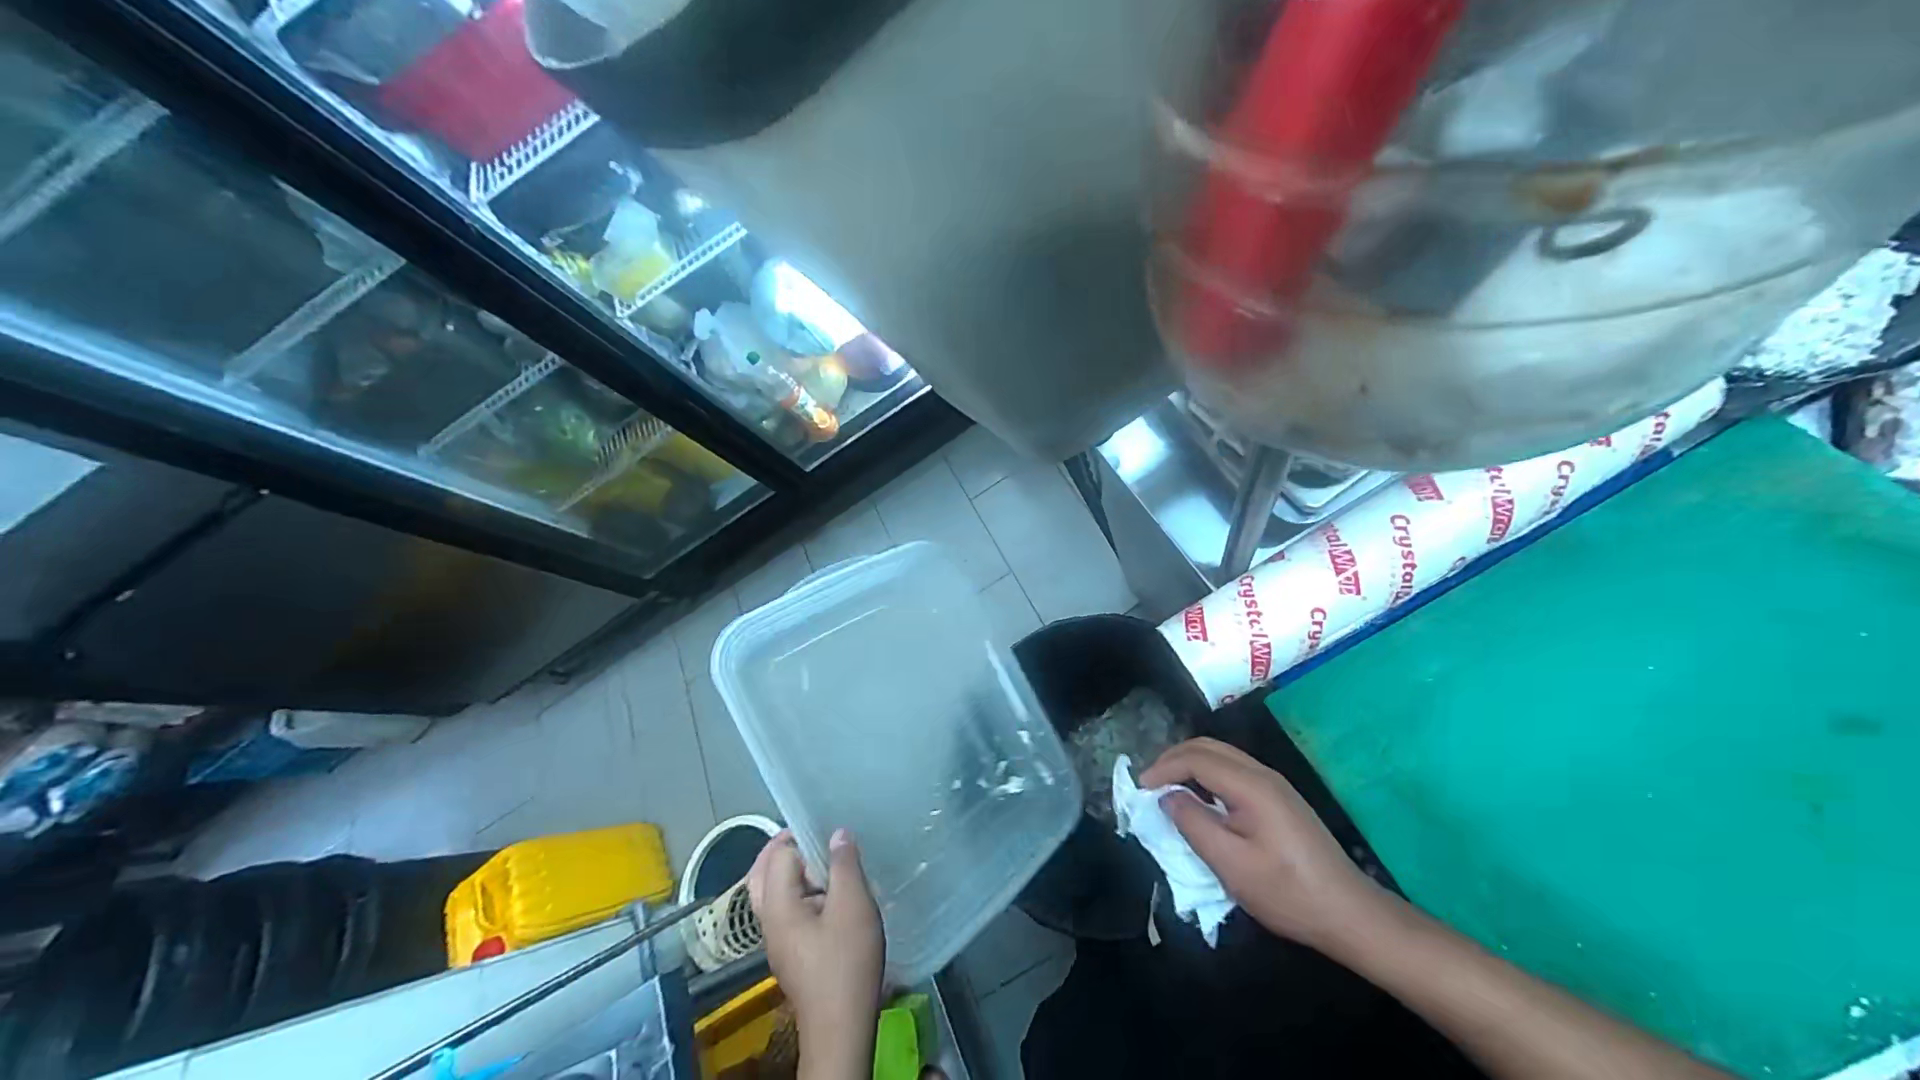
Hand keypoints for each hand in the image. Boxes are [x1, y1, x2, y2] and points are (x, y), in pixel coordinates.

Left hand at [747, 828, 883, 1070]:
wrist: (841, 1027)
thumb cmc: (846, 962)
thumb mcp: (853, 906)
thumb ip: (844, 865)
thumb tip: (837, 834)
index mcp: (777, 907)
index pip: (777, 857)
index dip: (800, 838)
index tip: (826, 830)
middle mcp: (769, 922)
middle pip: (763, 875)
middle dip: (784, 850)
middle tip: (814, 837)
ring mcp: (778, 941)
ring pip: (773, 894)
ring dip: (793, 872)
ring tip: (826, 862)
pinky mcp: (792, 954)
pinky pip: (787, 911)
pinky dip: (801, 892)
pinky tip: (831, 896)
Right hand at [1141, 738, 1383, 949]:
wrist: (1350, 913)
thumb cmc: (1287, 892)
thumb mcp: (1231, 864)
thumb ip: (1194, 824)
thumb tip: (1168, 797)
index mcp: (1251, 785)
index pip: (1196, 758)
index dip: (1163, 768)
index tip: (1140, 790)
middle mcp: (1263, 774)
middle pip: (1208, 747)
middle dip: (1173, 758)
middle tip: (1149, 784)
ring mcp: (1275, 785)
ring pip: (1222, 755)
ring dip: (1190, 764)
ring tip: (1167, 788)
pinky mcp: (1280, 799)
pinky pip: (1234, 770)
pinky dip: (1207, 774)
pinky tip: (1200, 798)